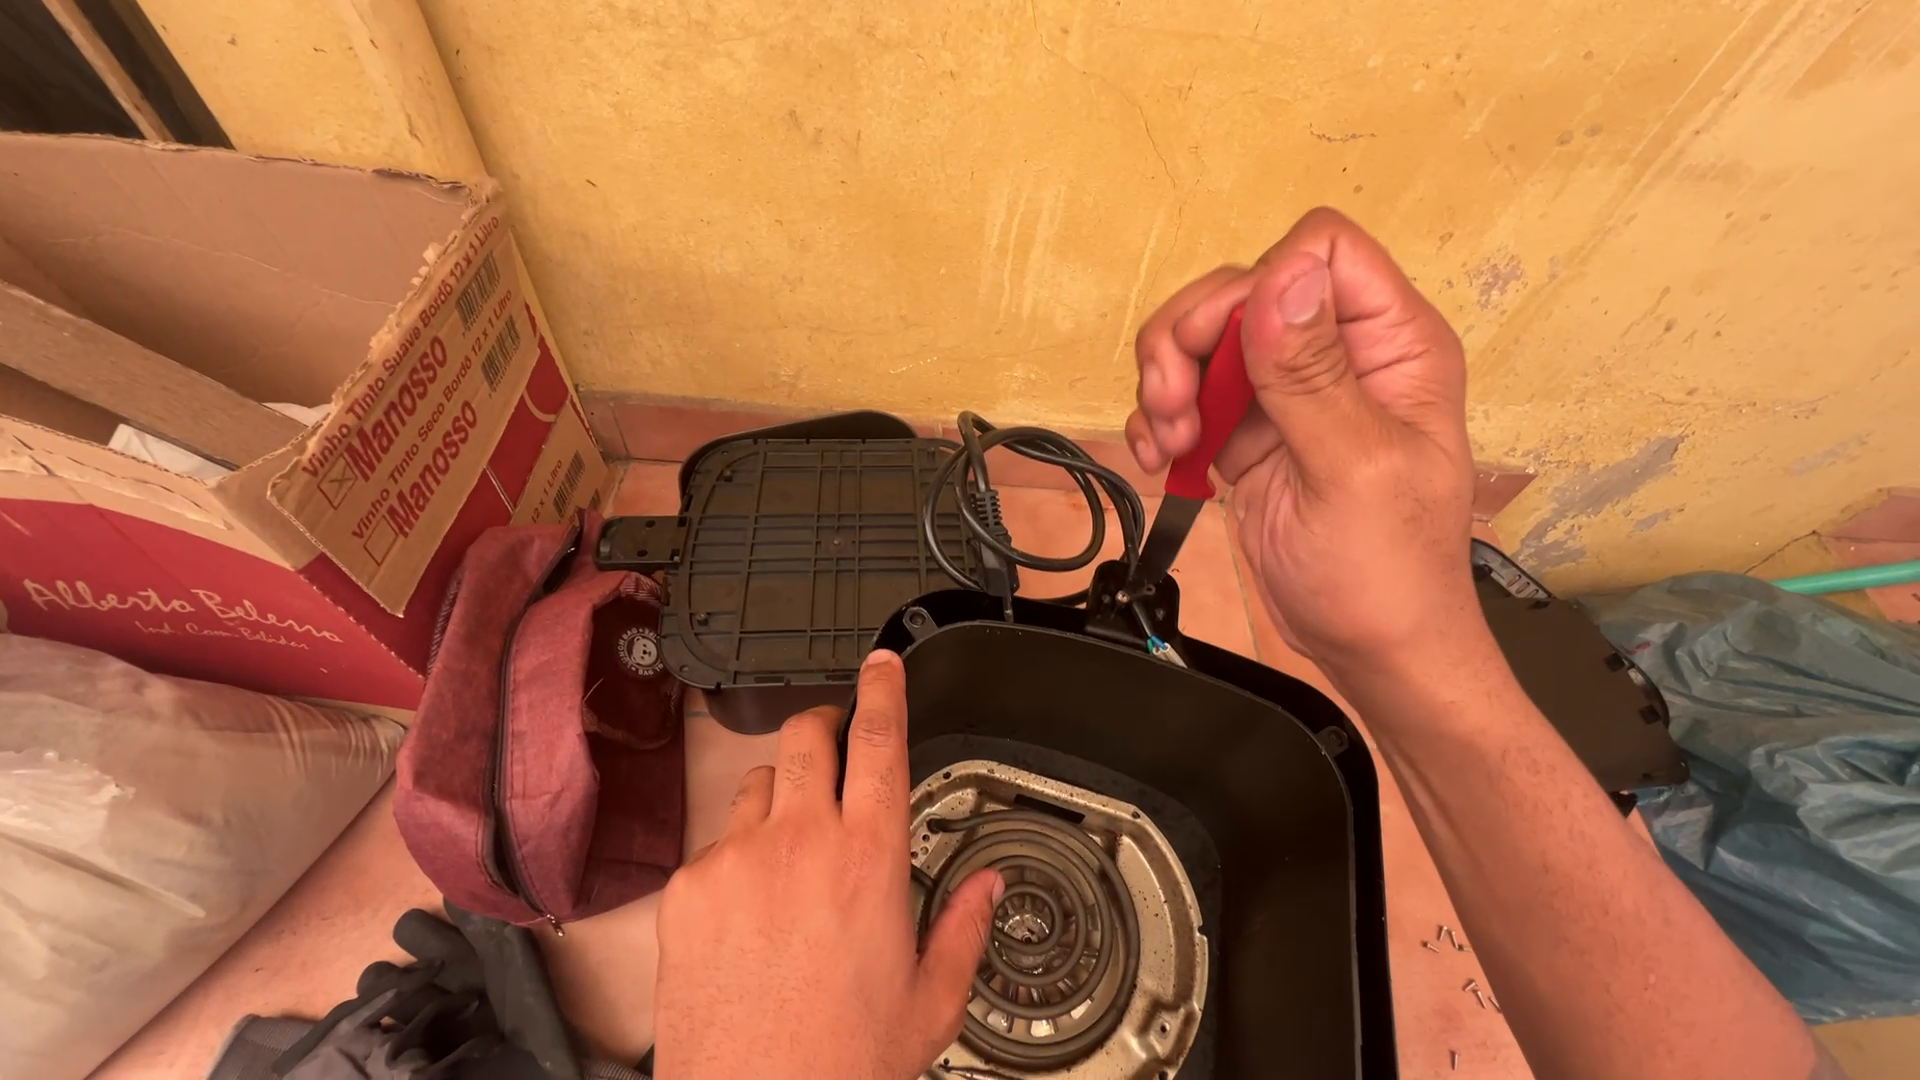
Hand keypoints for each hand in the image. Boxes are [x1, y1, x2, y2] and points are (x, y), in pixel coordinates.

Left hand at [654, 650, 1003, 1079]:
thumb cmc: (841, 1060)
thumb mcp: (930, 1000)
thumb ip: (964, 927)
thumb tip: (986, 885)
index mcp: (868, 857)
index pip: (878, 739)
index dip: (883, 688)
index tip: (882, 662)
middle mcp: (800, 842)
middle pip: (805, 735)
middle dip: (822, 726)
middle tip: (834, 746)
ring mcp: (737, 859)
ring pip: (756, 782)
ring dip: (779, 795)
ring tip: (791, 846)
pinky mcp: (688, 888)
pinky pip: (714, 843)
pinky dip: (736, 856)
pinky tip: (749, 907)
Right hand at [1126, 208, 1480, 673]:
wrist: (1366, 646)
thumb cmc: (1384, 569)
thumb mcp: (1352, 469)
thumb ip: (1312, 374)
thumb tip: (1281, 273)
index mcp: (1389, 344)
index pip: (1318, 253)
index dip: (1257, 288)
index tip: (1219, 353)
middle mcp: (1335, 354)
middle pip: (1240, 292)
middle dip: (1188, 341)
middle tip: (1169, 405)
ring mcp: (1283, 394)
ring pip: (1201, 343)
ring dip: (1166, 386)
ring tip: (1167, 445)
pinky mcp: (1243, 433)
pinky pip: (1186, 399)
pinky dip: (1159, 422)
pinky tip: (1161, 461)